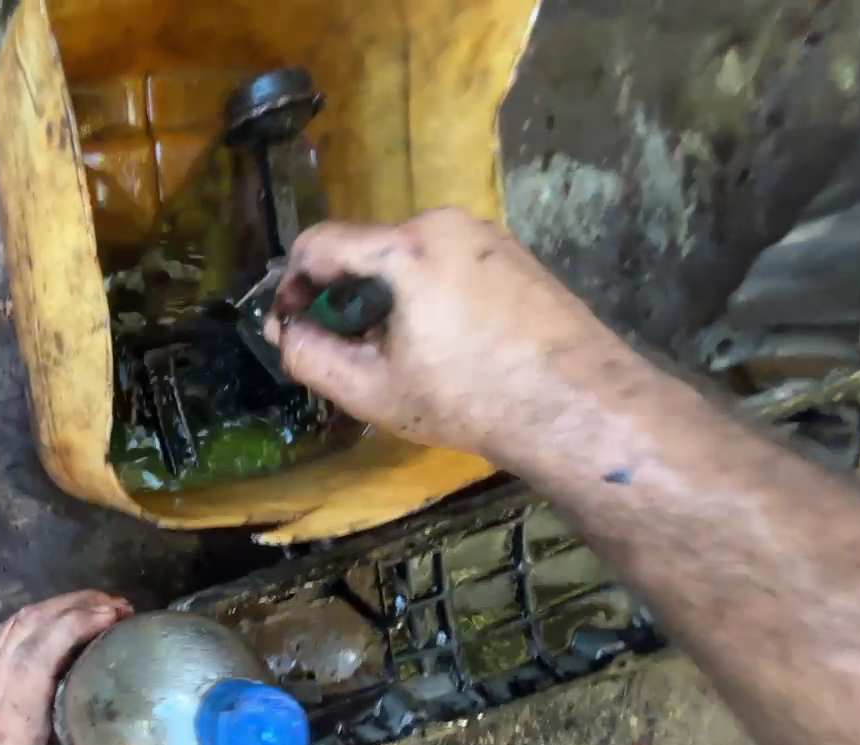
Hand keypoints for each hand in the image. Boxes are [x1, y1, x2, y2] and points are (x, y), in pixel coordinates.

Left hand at [0, 591, 141, 744]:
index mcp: (12, 730)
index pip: (33, 659)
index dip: (71, 626)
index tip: (113, 615)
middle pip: (24, 630)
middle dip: (72, 606)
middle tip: (122, 608)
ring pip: (13, 627)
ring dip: (56, 607)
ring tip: (103, 609)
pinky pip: (7, 637)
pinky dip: (41, 619)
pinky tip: (71, 624)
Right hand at [263, 207, 641, 461]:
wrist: (574, 406)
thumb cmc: (464, 398)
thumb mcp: (367, 389)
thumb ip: (307, 355)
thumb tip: (285, 331)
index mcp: (406, 249)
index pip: (318, 243)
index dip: (289, 284)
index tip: (288, 325)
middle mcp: (445, 224)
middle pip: (360, 250)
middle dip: (334, 296)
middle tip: (335, 348)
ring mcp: (484, 235)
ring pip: (398, 259)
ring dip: (373, 299)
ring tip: (382, 352)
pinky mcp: (509, 254)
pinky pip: (437, 264)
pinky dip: (412, 295)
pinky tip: (427, 342)